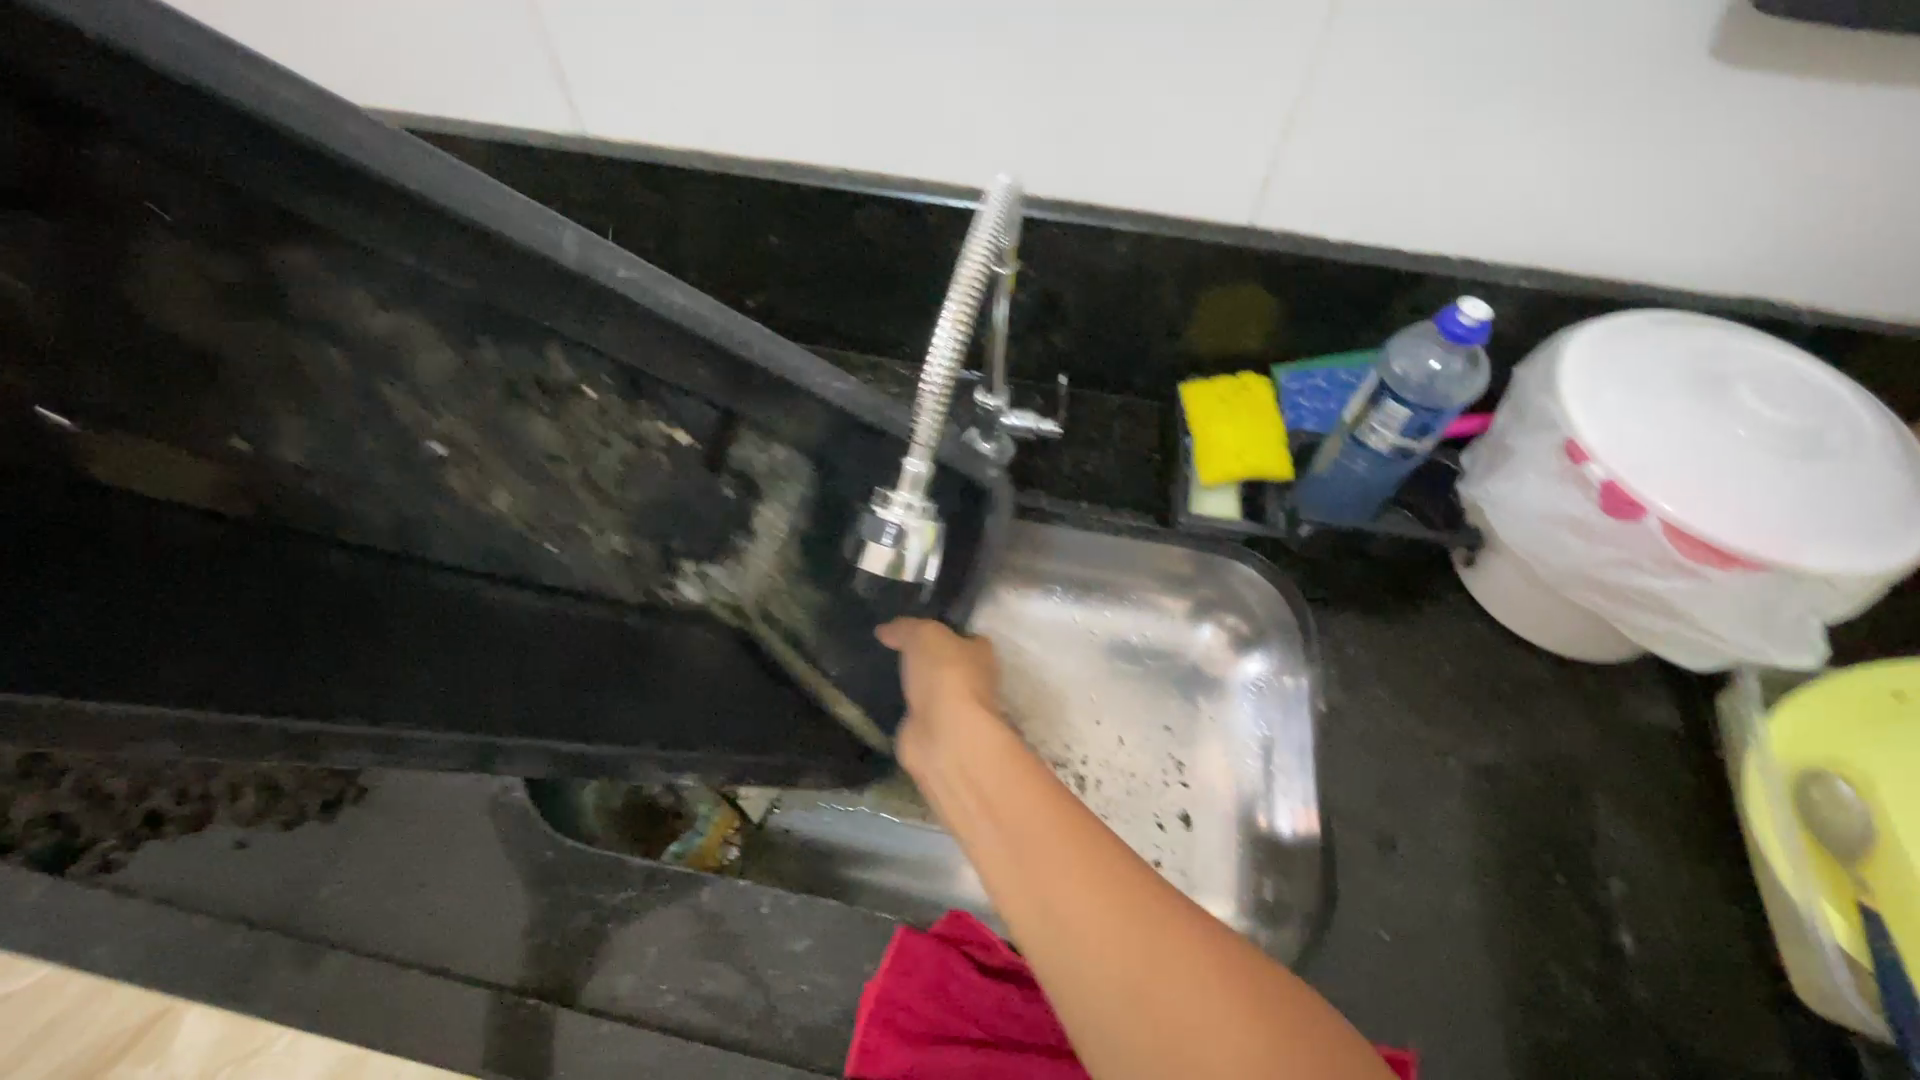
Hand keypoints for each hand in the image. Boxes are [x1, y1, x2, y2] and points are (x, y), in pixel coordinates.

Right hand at [874, 618, 1006, 777]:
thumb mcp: (924, 635)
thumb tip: (884, 630)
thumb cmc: (946, 674)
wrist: (945, 734)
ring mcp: (950, 711)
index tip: (915, 627)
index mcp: (980, 654)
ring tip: (875, 672)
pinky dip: (896, 709)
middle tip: (889, 649)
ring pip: (927, 691)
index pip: (965, 637)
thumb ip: (905, 628)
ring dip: (909, 686)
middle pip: (945, 665)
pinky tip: (873, 700)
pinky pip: (909, 714)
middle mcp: (972, 682)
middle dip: (924, 660)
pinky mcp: (928, 733)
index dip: (944, 631)